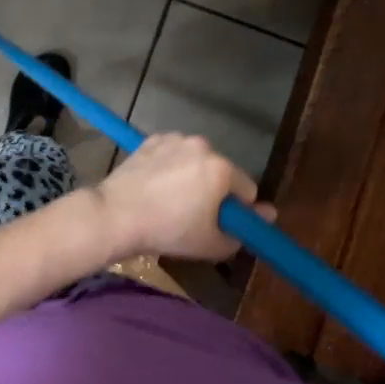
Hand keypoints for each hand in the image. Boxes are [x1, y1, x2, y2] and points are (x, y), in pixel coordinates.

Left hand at [92, 133, 275, 261]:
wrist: (116, 214)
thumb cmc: (169, 230)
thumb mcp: (214, 244)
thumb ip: (246, 230)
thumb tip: (268, 215)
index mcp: (221, 167)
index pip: (247, 190)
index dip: (237, 211)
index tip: (219, 224)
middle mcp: (201, 145)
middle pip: (221, 172)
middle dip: (215, 191)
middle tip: (193, 215)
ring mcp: (173, 139)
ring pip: (195, 161)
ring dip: (192, 176)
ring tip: (171, 201)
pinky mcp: (150, 140)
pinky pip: (172, 155)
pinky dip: (170, 167)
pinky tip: (156, 186)